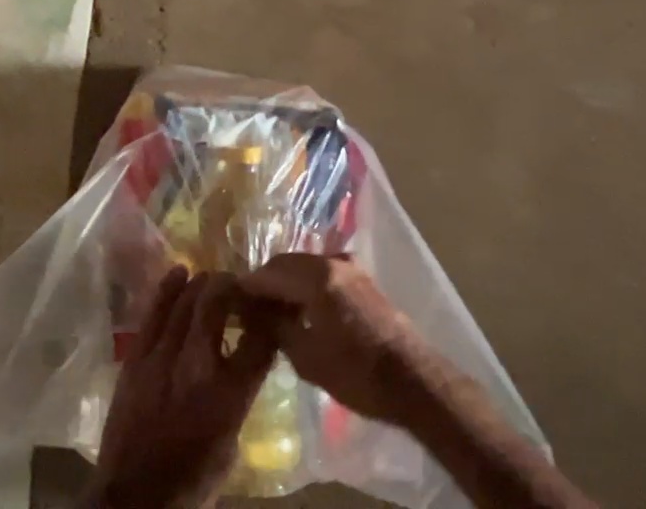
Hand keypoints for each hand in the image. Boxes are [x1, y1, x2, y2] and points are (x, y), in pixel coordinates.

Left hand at [87, 267, 277, 508]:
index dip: (268, 315)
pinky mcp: (136, 358)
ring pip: (185, 302)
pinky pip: (153, 314)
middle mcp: (198, 366)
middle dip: (232, 287)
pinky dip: (166, 290)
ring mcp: (163, 358)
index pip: (259, 339)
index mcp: (231, 394)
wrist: (137, 495)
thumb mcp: (232, 441)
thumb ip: (238, 396)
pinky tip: (178, 273)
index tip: (272, 304)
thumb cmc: (193, 478)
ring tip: (214, 277)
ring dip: (202, 284)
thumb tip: (241, 365)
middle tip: (240, 284)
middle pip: (218, 306)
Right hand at [239, 254, 428, 424]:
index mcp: (315, 276)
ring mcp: (352, 270)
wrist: (414, 382)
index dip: (247, 286)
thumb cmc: (356, 372)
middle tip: (250, 306)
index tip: (230, 300)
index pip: (269, 273)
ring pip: (307, 267)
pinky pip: (325, 274)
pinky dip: (308, 285)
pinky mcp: (365, 283)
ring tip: (275, 310)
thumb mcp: (305, 356)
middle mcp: (333, 262)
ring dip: (288, 282)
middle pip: (287, 263)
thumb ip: (275, 326)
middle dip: (267, 281)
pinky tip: (304, 309)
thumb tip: (253, 311)